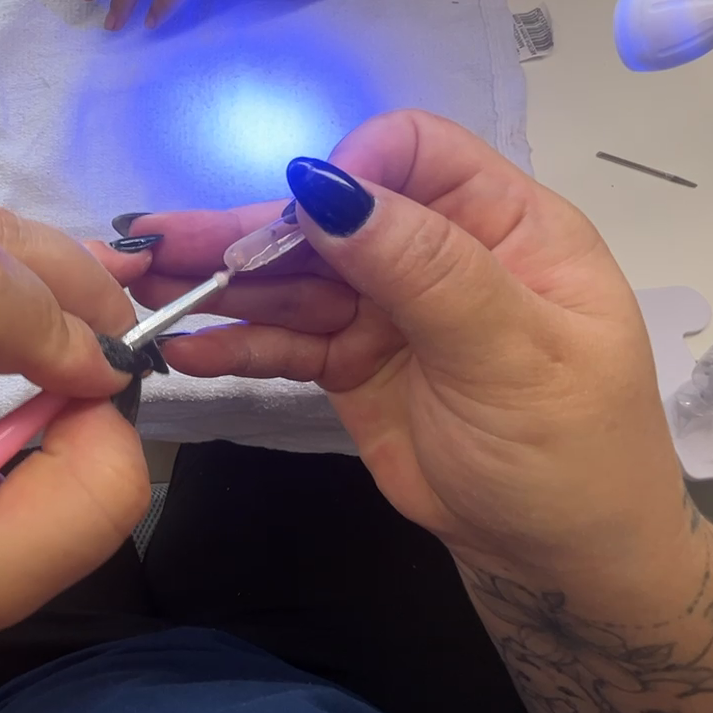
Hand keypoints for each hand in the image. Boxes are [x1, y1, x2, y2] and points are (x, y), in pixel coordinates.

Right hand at [123, 111, 689, 571]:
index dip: (351, 171)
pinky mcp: (343, 360)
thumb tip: (328, 189)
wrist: (550, 557)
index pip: (414, 155)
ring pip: (289, 282)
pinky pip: (281, 342)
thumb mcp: (511, 356)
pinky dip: (234, 345)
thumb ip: (424, 268)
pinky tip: (186, 349)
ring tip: (146, 289)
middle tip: (158, 242)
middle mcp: (429, 254)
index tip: (299, 214)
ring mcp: (380, 309)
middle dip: (243, 232)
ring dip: (219, 286)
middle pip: (325, 221)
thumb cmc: (566, 455)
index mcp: (500, 226)